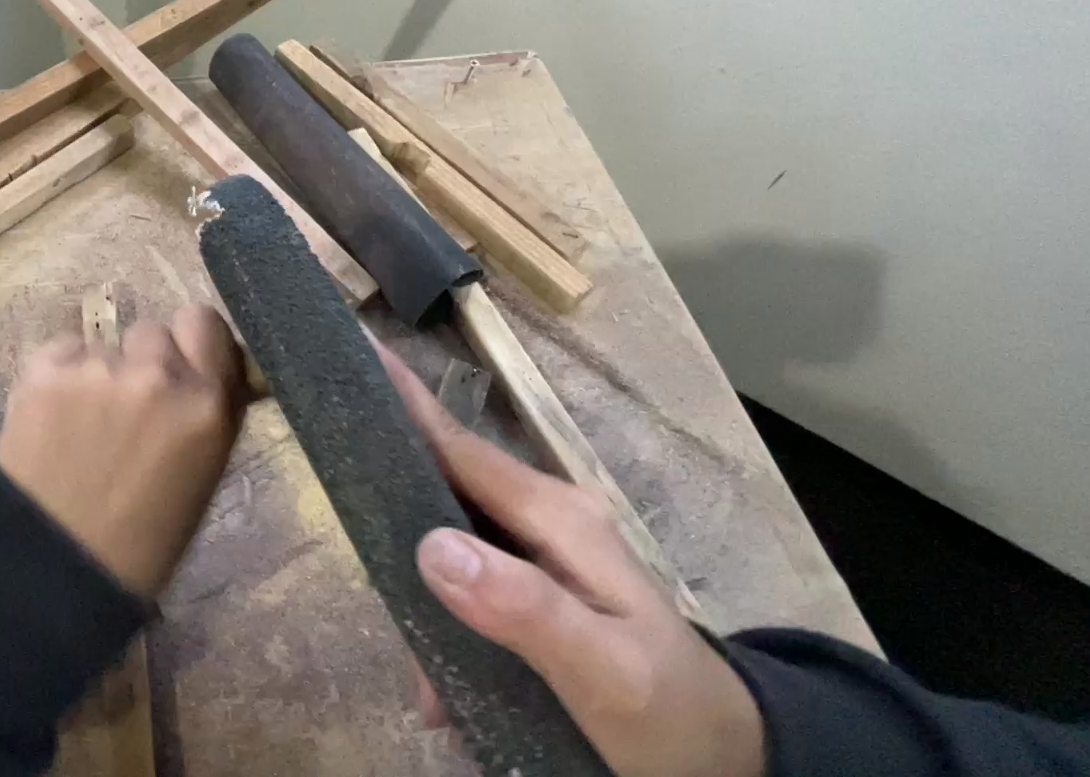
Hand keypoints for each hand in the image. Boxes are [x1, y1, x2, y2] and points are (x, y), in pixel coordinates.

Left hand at [0, 305, 245, 599]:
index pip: (205, 322)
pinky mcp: (44, 371)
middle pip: (152, 332)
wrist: (51, 575)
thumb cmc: (139, 543)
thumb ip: (209, 411)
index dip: (191, 342)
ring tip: (81, 427)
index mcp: (206, 406)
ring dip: (99, 373)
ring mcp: (98, 369)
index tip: (179, 365)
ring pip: (104, 345)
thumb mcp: (201, 475)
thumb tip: (209, 370)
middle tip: (125, 408)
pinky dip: (59, 376)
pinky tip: (52, 421)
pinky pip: (62, 351)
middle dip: (144, 362)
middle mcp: (158, 376)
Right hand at [372, 339, 766, 776]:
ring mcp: (535, 545)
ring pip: (446, 536)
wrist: (732, 757)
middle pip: (441, 484)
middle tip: (358, 546)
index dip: (404, 402)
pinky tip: (446, 683)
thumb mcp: (604, 670)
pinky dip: (444, 621)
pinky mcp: (529, 577)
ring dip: (421, 594)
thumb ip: (523, 607)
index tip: (357, 352)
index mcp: (555, 515)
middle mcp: (541, 514)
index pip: (460, 447)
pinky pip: (464, 574)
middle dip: (392, 508)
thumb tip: (430, 546)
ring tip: (426, 678)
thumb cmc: (672, 711)